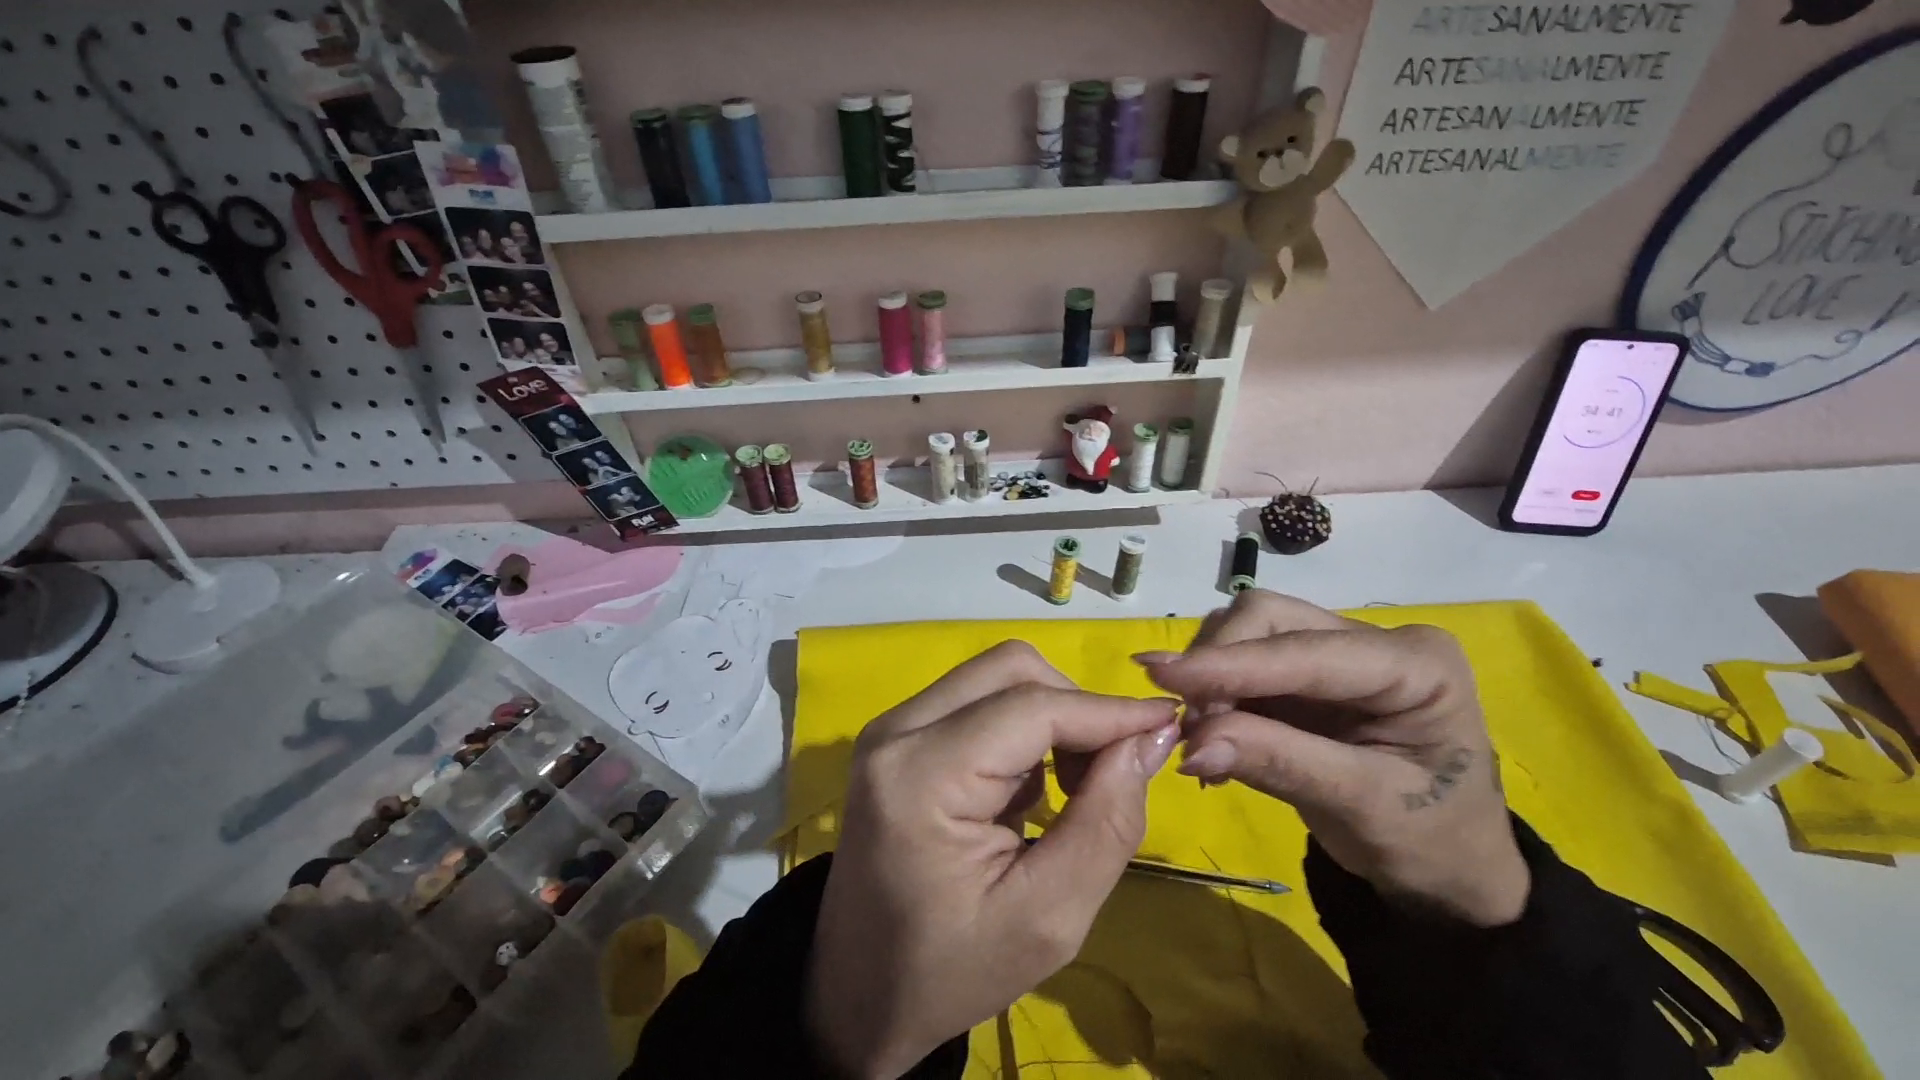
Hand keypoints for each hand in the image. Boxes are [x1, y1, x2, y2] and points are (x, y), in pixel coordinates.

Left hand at [807, 642, 1179, 1077]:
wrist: (859, 991)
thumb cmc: (950, 969)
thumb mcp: (1048, 919)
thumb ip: (1107, 823)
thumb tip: (1151, 737)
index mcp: (920, 778)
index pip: (1032, 708)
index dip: (1108, 711)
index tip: (1170, 725)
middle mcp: (896, 732)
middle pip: (1011, 669)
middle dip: (1076, 708)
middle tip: (1108, 775)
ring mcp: (891, 730)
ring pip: (996, 677)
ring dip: (1051, 717)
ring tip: (1070, 792)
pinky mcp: (898, 738)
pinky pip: (978, 700)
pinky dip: (1022, 730)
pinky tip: (1027, 794)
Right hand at [1138, 590, 1528, 927]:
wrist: (1451, 872)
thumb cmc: (1431, 842)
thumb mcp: (1364, 807)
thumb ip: (1279, 763)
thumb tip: (1191, 745)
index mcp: (1415, 663)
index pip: (1306, 650)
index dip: (1231, 663)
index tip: (1159, 676)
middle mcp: (1374, 641)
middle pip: (1269, 619)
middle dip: (1218, 665)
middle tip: (1187, 729)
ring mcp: (1337, 654)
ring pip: (1248, 634)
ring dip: (1211, 679)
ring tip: (1198, 741)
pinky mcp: (1306, 678)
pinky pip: (1243, 668)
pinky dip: (1215, 697)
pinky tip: (1209, 741)